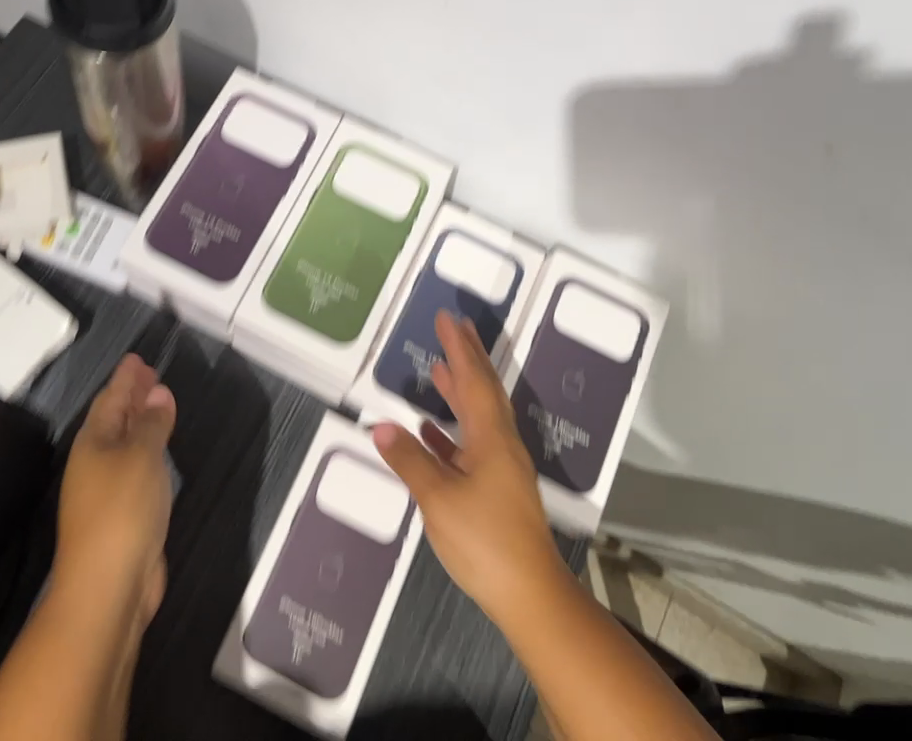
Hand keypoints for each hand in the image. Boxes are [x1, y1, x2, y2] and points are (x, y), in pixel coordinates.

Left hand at [54, 354, 177, 623]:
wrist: (109, 585)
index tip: (138, 359)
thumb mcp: (141, 457)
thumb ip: (151, 424)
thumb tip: (158, 393)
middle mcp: (95, 462)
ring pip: (124, 445)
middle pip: (114, 420)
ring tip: (158, 406)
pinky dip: (148, 453)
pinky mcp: (121, 514)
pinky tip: (158, 454)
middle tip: (150, 375)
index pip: (111, 399)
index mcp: (93, 442)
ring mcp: (105, 490)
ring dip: (140, 424)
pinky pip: (135, 469)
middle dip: (132, 397)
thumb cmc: (122, 510)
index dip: (126, 378)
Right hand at [372, 311, 569, 624]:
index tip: (448, 319)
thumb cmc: (484, 540)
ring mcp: (502, 470)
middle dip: (468, 359)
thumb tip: (382, 426)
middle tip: (453, 329)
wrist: (529, 593)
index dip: (459, 349)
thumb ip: (410, 460)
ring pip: (480, 418)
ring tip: (440, 371)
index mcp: (491, 439)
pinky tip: (432, 433)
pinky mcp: (497, 491)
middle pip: (484, 392)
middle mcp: (501, 446)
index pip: (472, 382)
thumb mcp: (438, 499)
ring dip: (460, 392)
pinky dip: (453, 432)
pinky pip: (473, 445)